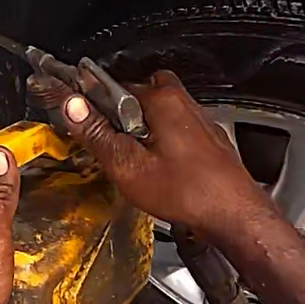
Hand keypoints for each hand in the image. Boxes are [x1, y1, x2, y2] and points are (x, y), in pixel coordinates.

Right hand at [28, 69, 275, 237]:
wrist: (233, 217)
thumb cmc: (188, 192)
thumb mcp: (127, 165)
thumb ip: (96, 133)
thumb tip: (71, 106)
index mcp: (161, 100)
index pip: (112, 86)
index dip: (92, 103)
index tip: (82, 115)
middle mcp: (183, 103)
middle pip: (136, 95)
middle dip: (119, 114)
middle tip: (110, 140)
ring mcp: (198, 120)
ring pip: (156, 111)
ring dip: (140, 128)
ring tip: (132, 157)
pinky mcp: (206, 139)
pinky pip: (173, 127)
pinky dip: (158, 140)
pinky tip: (155, 166)